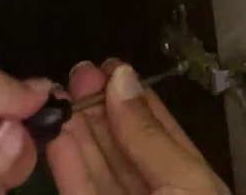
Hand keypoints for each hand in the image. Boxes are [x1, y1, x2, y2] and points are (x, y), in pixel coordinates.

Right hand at [47, 59, 231, 194]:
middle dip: (99, 105)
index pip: (157, 128)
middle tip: (78, 72)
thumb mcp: (185, 183)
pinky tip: (56, 136)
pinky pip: (78, 193)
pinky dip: (66, 165)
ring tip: (60, 95)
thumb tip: (121, 77)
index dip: (132, 94)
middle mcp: (156, 191)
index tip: (108, 65)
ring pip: (97, 166)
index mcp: (189, 181)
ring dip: (77, 132)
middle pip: (122, 144)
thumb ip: (149, 135)